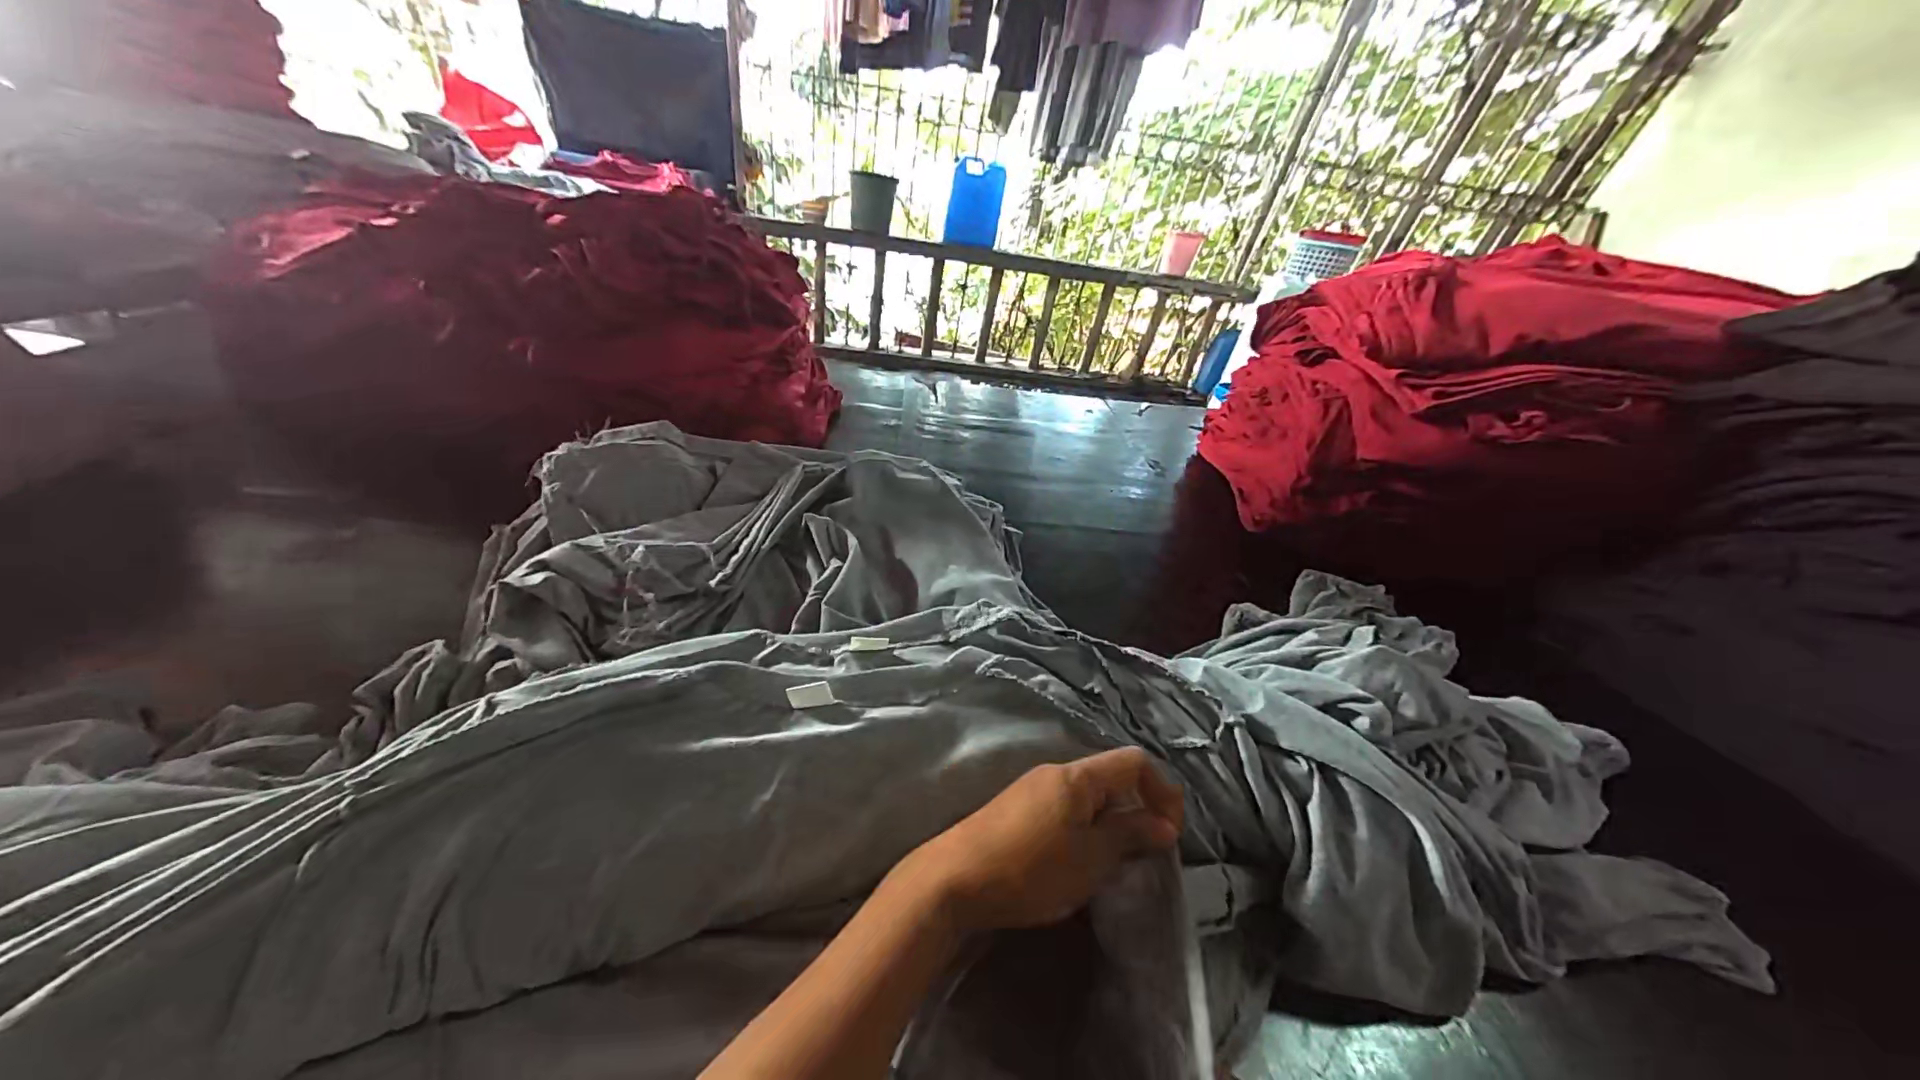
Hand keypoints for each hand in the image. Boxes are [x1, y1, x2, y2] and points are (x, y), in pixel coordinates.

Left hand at [891, 747, 1185, 934]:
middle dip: (1136, 810)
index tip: (1170, 835)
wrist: (953, 879)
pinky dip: (1084, 830)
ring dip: (1110, 824)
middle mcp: (1054, 773)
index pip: (1134, 761)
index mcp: (1076, 776)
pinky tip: (1076, 863)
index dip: (1162, 791)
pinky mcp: (1015, 811)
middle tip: (1144, 855)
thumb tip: (1164, 824)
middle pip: (1110, 778)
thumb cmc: (1030, 867)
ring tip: (1112, 865)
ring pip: (1087, 797)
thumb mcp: (1090, 858)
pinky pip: (1064, 810)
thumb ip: (1129, 835)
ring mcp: (1031, 790)